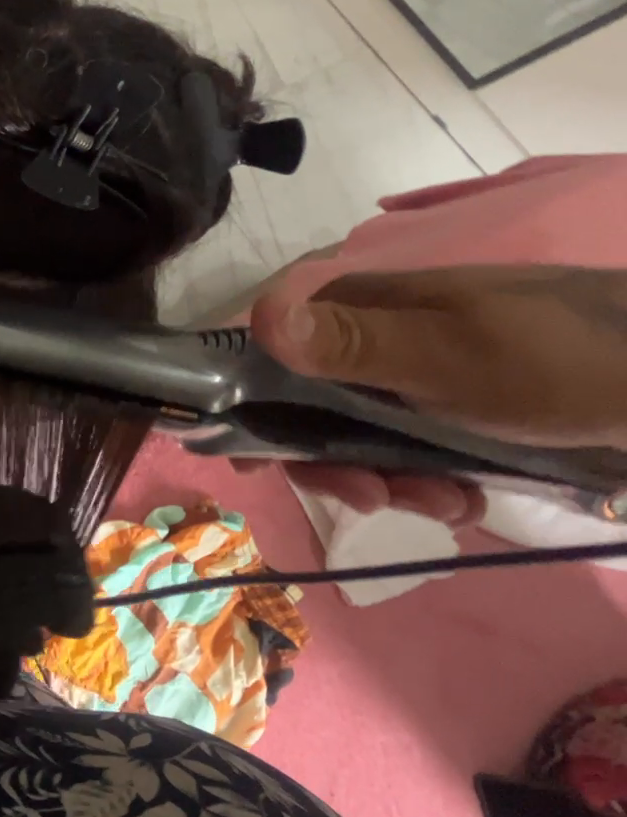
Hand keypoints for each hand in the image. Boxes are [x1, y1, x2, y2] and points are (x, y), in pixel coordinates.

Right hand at [247, 266, 626, 522]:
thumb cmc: (565, 363)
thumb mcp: (450, 357)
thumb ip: (352, 343)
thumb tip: (260, 314)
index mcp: (353, 309)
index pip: (264, 357)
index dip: (250, 411)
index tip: (262, 467)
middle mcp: (370, 336)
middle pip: (305, 405)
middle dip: (332, 461)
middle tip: (374, 501)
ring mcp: (415, 371)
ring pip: (357, 433)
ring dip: (387, 480)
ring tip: (442, 506)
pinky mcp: (457, 403)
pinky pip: (410, 447)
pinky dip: (427, 481)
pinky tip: (462, 501)